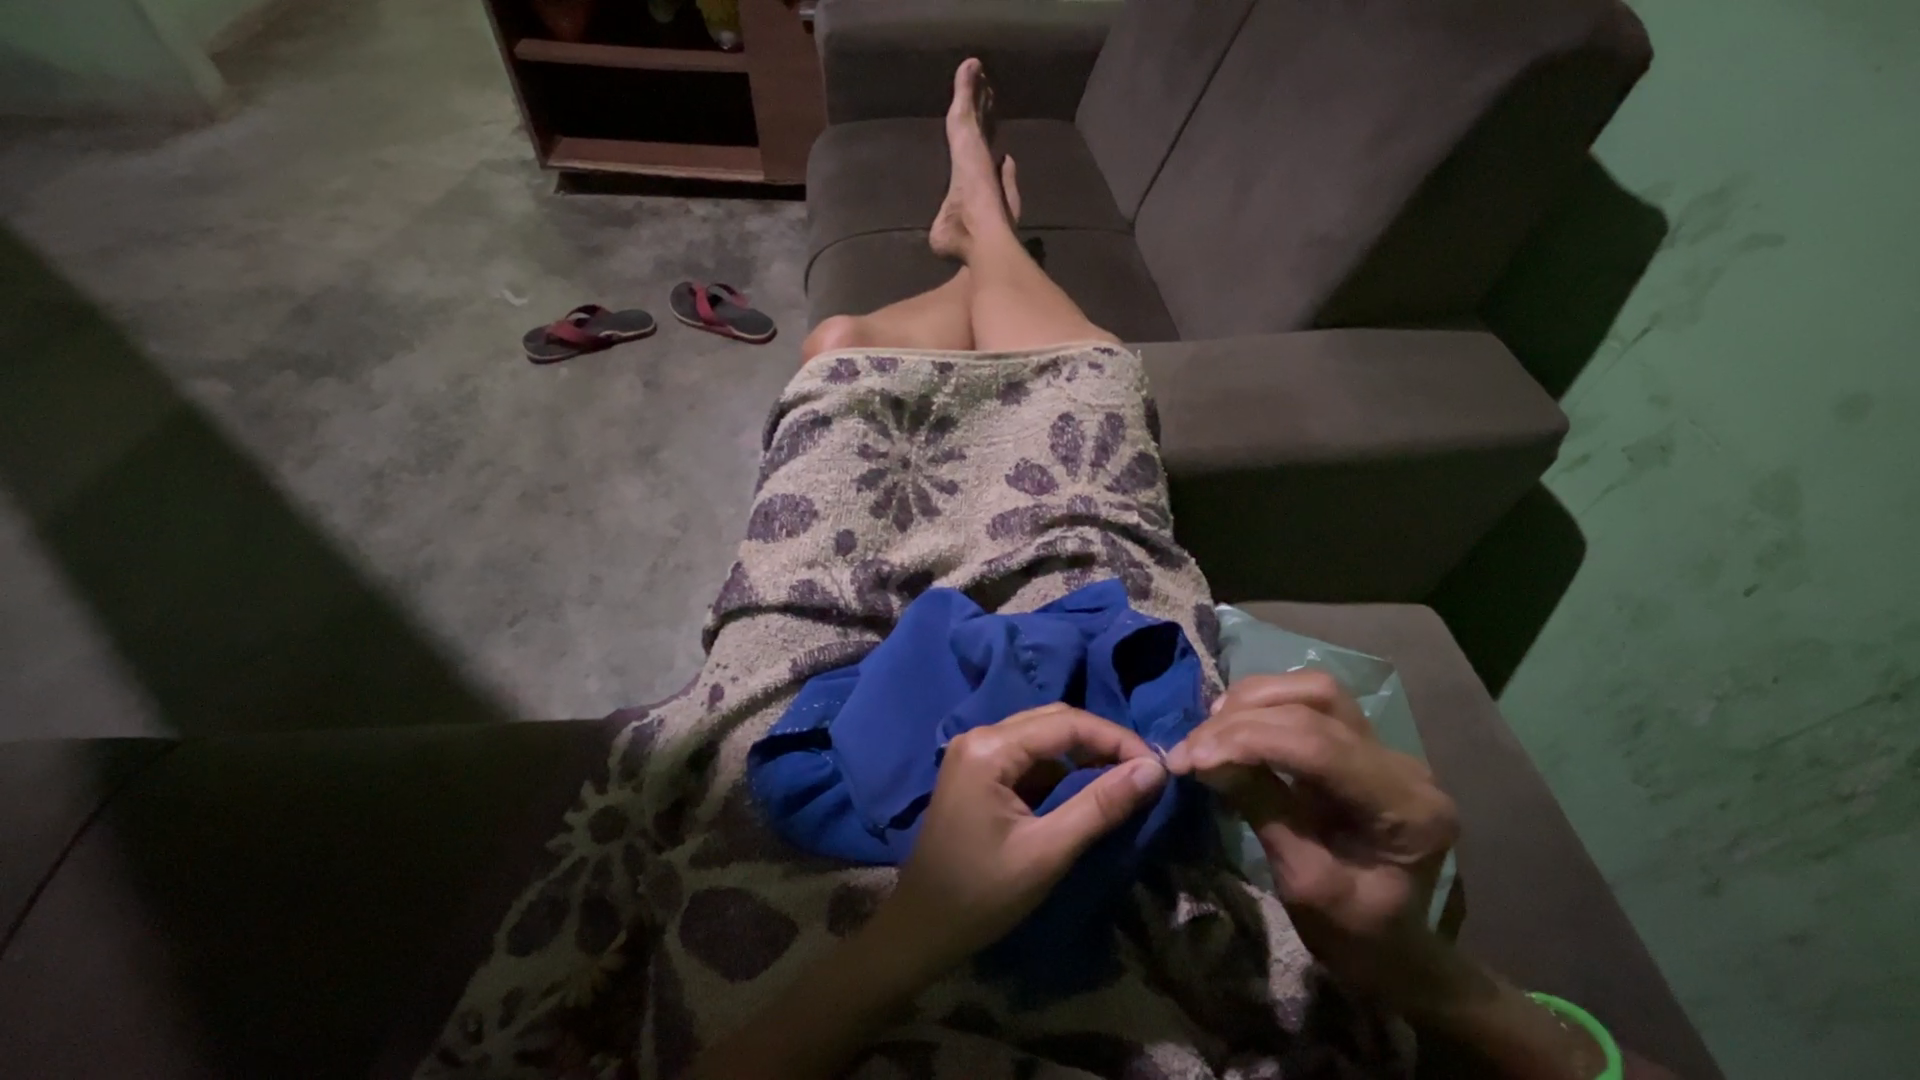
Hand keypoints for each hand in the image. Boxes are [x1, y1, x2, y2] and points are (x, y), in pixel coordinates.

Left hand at [874, 704, 1168, 978]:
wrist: (924, 926)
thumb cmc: (982, 893)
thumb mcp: (1047, 852)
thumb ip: (1099, 806)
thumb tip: (1154, 769)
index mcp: (989, 748)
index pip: (1067, 723)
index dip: (1117, 739)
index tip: (1157, 767)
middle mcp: (980, 737)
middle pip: (1055, 720)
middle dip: (1103, 742)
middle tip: (1145, 772)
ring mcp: (976, 753)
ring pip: (1044, 736)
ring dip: (1085, 753)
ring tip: (1125, 780)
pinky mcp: (979, 772)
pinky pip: (1030, 755)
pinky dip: (1063, 768)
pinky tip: (1089, 788)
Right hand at [1167, 673, 1458, 1001]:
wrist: (1393, 951)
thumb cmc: (1353, 932)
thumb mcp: (1303, 881)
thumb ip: (1263, 809)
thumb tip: (1206, 758)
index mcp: (1405, 806)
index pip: (1319, 746)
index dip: (1248, 742)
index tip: (1191, 760)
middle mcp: (1402, 763)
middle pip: (1317, 702)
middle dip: (1242, 720)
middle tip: (1189, 751)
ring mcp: (1384, 749)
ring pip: (1313, 689)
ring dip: (1251, 703)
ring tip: (1206, 734)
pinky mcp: (1361, 745)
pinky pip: (1310, 703)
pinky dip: (1262, 707)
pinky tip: (1230, 729)